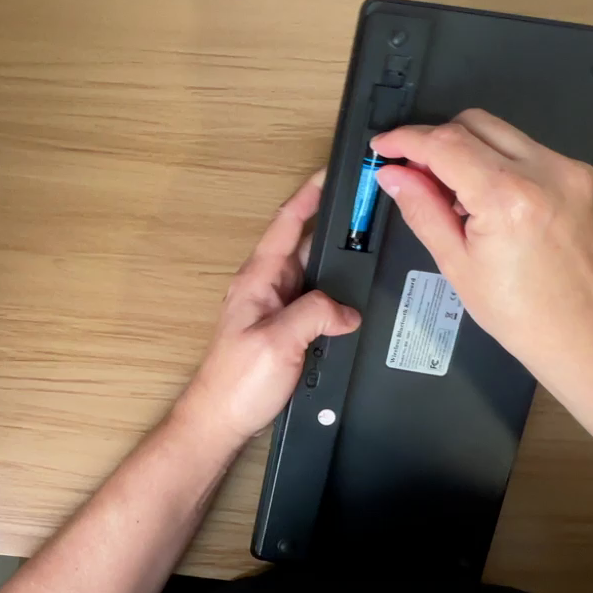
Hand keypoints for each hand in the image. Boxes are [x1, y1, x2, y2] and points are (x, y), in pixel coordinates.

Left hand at [173, 171, 362, 446]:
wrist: (221, 420)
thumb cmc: (236, 382)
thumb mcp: (278, 341)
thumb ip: (315, 314)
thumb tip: (346, 309)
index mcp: (258, 279)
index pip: (286, 223)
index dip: (310, 195)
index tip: (334, 172)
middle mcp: (266, 287)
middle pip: (305, 244)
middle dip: (335, 225)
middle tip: (369, 210)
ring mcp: (274, 307)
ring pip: (313, 274)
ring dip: (338, 262)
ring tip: (371, 248)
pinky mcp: (283, 329)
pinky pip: (314, 301)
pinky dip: (335, 294)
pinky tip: (356, 299)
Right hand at [371, 110, 592, 388]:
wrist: (588, 335)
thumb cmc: (526, 313)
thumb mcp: (456, 264)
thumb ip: (422, 209)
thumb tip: (394, 176)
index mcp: (509, 198)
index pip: (445, 143)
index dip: (405, 139)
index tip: (384, 146)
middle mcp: (546, 173)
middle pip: (473, 123)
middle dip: (434, 140)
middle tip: (410, 172)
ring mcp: (569, 171)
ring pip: (500, 132)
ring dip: (464, 150)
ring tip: (449, 195)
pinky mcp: (580, 177)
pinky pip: (525, 150)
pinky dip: (494, 162)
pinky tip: (482, 200)